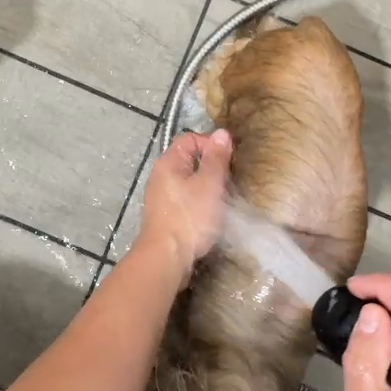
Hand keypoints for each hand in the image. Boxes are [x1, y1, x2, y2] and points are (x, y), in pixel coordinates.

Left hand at [135, 129, 232, 273]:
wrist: (167, 257)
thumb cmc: (190, 217)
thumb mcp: (210, 184)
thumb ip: (216, 158)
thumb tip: (222, 133)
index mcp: (168, 162)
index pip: (190, 139)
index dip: (211, 144)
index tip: (229, 160)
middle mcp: (161, 176)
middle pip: (190, 160)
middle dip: (212, 167)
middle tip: (230, 180)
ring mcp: (161, 196)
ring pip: (189, 181)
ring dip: (207, 186)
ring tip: (224, 197)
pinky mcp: (166, 215)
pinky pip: (186, 199)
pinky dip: (200, 202)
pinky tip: (211, 213)